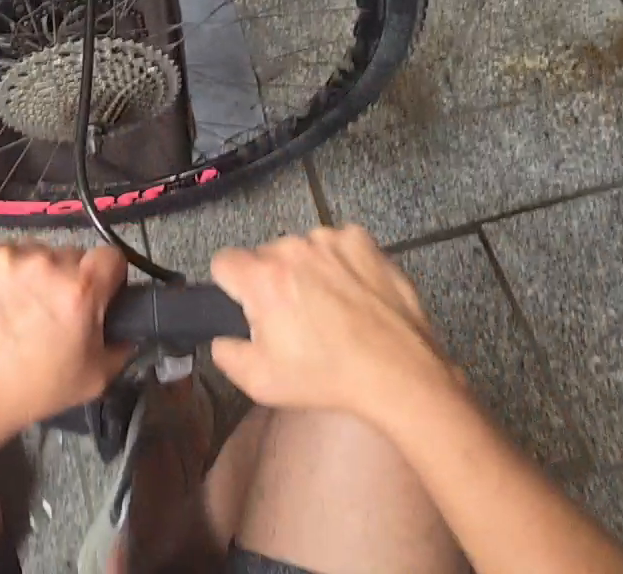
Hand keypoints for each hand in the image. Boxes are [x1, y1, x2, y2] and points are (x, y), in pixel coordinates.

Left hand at [0, 242, 131, 442]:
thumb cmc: (35, 389)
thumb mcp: (96, 378)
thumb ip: (124, 345)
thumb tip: (132, 325)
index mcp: (79, 289)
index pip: (112, 257)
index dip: (110, 276)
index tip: (100, 296)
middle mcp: (46, 262)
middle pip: (73, 255)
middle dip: (71, 278)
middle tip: (56, 311)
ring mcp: (8, 255)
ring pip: (39, 253)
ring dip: (38, 273)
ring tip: (23, 308)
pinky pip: (7, 254)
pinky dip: (8, 272)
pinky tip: (0, 302)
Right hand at [210, 227, 465, 425]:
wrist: (400, 375)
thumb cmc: (328, 378)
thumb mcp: (260, 381)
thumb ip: (225, 354)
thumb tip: (222, 339)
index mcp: (262, 278)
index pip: (224, 262)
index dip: (232, 286)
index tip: (249, 306)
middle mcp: (292, 249)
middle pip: (265, 256)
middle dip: (273, 281)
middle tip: (295, 318)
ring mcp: (329, 241)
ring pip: (301, 250)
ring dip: (307, 270)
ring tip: (330, 308)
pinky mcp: (361, 241)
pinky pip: (336, 245)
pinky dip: (339, 263)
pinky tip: (352, 293)